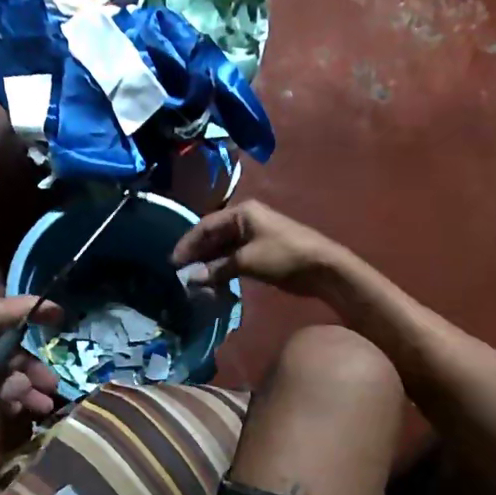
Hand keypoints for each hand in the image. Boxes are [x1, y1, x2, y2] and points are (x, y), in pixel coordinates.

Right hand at [171, 200, 349, 295]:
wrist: (322, 268)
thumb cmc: (284, 256)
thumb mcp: (247, 261)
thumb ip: (217, 269)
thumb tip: (192, 279)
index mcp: (242, 212)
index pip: (206, 225)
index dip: (188, 243)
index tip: (173, 262)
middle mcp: (246, 220)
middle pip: (213, 236)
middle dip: (197, 254)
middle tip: (181, 274)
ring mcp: (255, 237)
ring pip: (223, 249)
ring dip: (209, 264)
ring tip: (194, 281)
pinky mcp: (261, 253)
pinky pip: (234, 258)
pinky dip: (222, 269)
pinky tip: (213, 282)